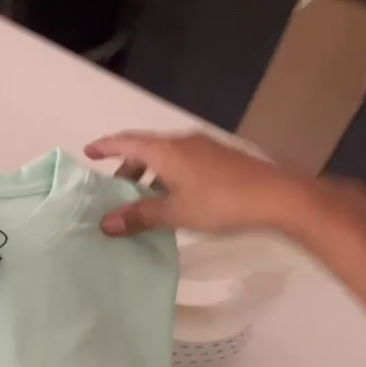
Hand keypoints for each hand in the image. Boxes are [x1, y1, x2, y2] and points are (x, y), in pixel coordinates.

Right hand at [84, 131, 353, 236]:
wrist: (277, 196)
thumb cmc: (219, 202)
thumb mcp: (174, 213)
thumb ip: (138, 216)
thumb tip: (105, 224)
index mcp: (167, 151)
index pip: (127, 142)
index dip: (105, 146)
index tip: (88, 151)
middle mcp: (184, 142)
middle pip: (146, 149)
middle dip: (127, 167)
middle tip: (116, 189)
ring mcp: (204, 148)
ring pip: (165, 156)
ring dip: (148, 174)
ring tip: (143, 198)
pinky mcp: (220, 158)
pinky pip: (182, 161)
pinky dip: (167, 175)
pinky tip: (172, 197)